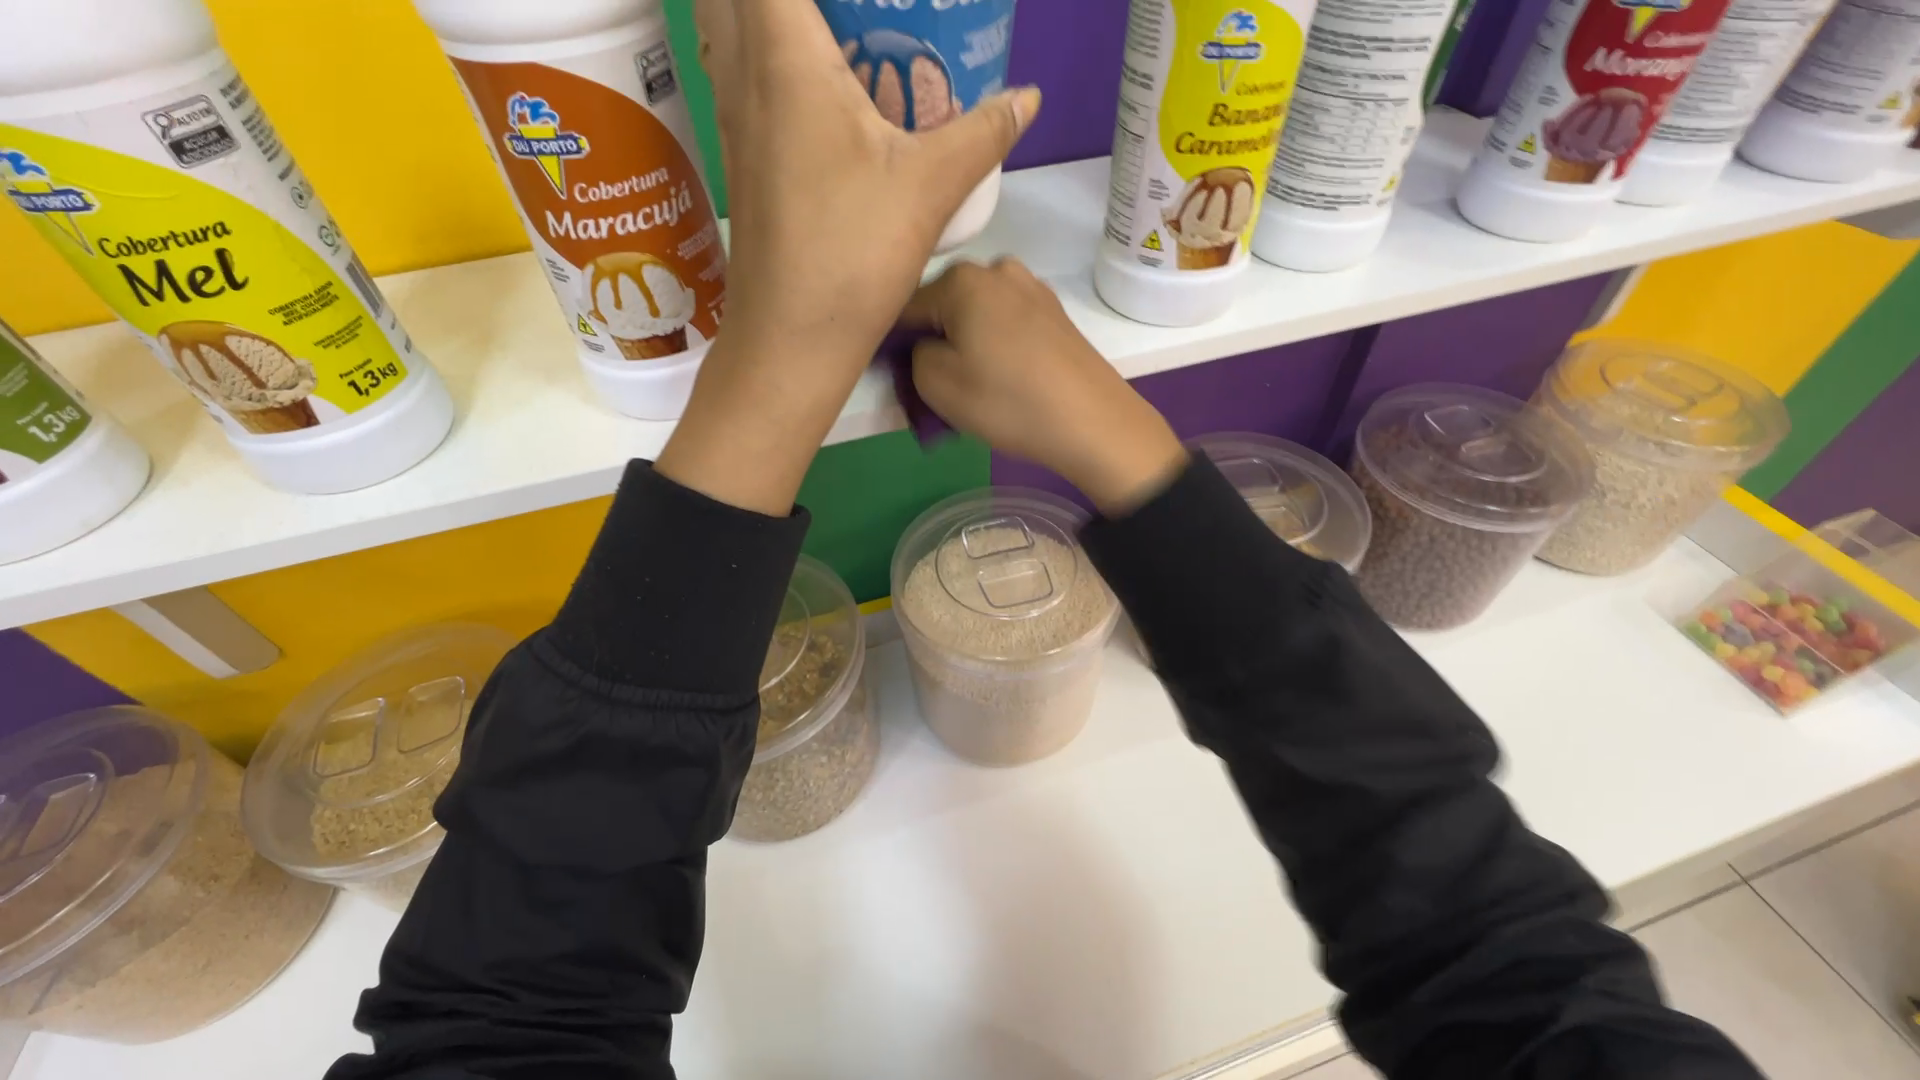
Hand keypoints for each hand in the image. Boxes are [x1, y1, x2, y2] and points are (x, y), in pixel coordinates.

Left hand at [656, 0, 1041, 516]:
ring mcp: (732, 117)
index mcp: (784, 58)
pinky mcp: (738, 155)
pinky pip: (739, 74)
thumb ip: (983, 132)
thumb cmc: (853, 254)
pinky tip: (822, 84)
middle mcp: (742, 74)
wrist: (790, 339)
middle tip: (859, 12)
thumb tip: (1027, 97)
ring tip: (842, 31)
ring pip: (728, 29)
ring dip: (769, 13)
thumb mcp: (929, 187)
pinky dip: (765, 54)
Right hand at [904, 260, 1187, 515]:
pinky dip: (994, 346)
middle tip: (936, 388)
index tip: (896, 379)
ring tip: (974, 386)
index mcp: (961, 278)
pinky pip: (1005, 323)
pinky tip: (1004, 378)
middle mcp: (996, 269)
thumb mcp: (935, 383)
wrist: (1093, 423)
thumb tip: (921, 345)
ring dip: (964, 344)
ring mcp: (1031, 287)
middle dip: (932, 341)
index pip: (903, 307)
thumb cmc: (1008, 401)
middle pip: (942, 306)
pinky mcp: (1053, 311)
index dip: (892, 345)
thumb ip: (910, 354)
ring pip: (975, 315)